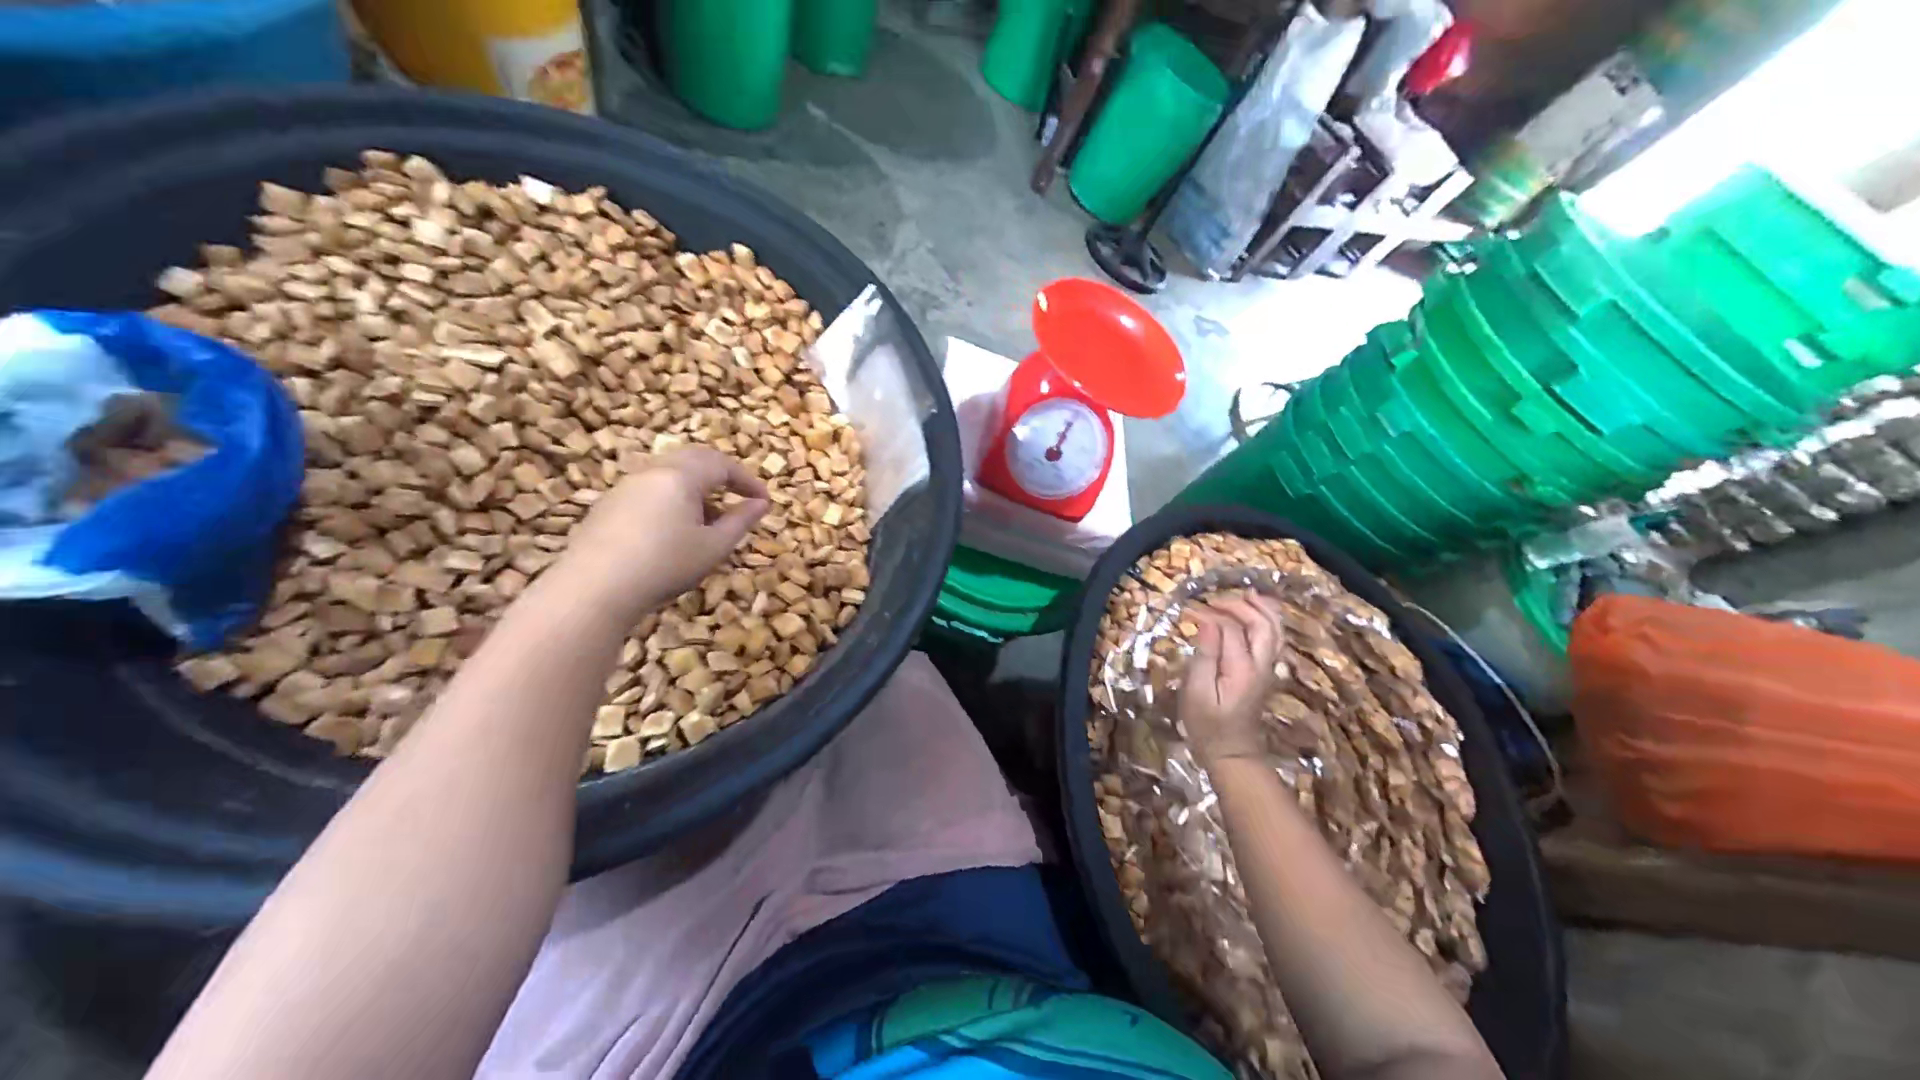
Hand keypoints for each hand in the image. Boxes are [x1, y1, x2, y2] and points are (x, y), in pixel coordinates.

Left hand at [549, 446, 767, 619]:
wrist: (594, 588)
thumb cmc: (665, 565)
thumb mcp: (713, 547)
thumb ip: (740, 522)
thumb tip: (761, 504)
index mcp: (681, 476)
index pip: (722, 464)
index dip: (748, 481)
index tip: (764, 502)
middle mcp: (652, 472)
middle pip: (693, 461)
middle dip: (721, 478)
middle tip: (738, 501)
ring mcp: (626, 487)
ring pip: (669, 477)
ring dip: (696, 492)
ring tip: (709, 525)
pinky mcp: (608, 507)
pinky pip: (650, 493)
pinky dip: (672, 503)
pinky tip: (674, 535)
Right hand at [1179, 594, 1286, 770]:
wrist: (1232, 753)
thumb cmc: (1207, 725)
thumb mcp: (1196, 692)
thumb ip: (1204, 655)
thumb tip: (1207, 622)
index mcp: (1242, 667)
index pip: (1231, 628)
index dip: (1211, 615)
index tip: (1189, 612)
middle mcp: (1261, 664)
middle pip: (1263, 624)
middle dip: (1241, 606)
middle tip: (1215, 600)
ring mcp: (1267, 668)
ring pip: (1275, 630)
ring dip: (1261, 610)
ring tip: (1246, 595)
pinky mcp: (1265, 673)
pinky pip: (1274, 639)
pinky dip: (1268, 621)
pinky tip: (1256, 614)